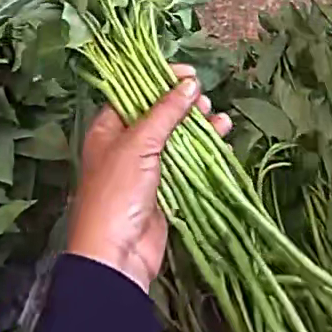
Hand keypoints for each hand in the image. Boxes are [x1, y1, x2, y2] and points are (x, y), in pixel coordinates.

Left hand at [68, 65, 231, 291]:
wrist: (117, 258)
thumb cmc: (118, 192)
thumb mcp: (139, 143)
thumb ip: (165, 111)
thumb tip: (190, 83)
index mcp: (109, 127)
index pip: (135, 91)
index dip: (161, 79)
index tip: (189, 73)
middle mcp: (126, 143)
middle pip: (159, 113)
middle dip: (183, 103)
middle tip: (204, 99)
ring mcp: (146, 166)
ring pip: (176, 136)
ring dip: (198, 126)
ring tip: (218, 117)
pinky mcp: (164, 188)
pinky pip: (187, 161)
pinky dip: (204, 150)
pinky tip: (222, 138)